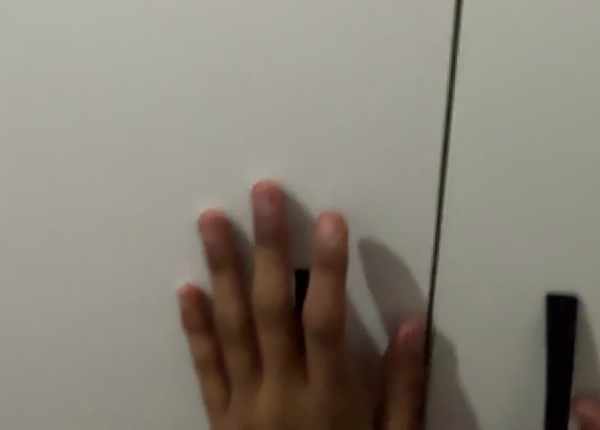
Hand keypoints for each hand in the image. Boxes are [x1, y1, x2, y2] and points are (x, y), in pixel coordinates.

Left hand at [178, 181, 426, 429]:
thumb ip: (405, 391)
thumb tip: (414, 322)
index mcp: (329, 400)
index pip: (325, 322)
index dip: (328, 268)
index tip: (331, 219)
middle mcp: (281, 395)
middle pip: (270, 309)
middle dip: (268, 246)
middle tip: (263, 192)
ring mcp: (244, 407)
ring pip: (230, 327)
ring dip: (221, 268)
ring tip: (212, 218)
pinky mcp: (220, 422)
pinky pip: (204, 369)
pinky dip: (193, 328)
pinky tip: (185, 287)